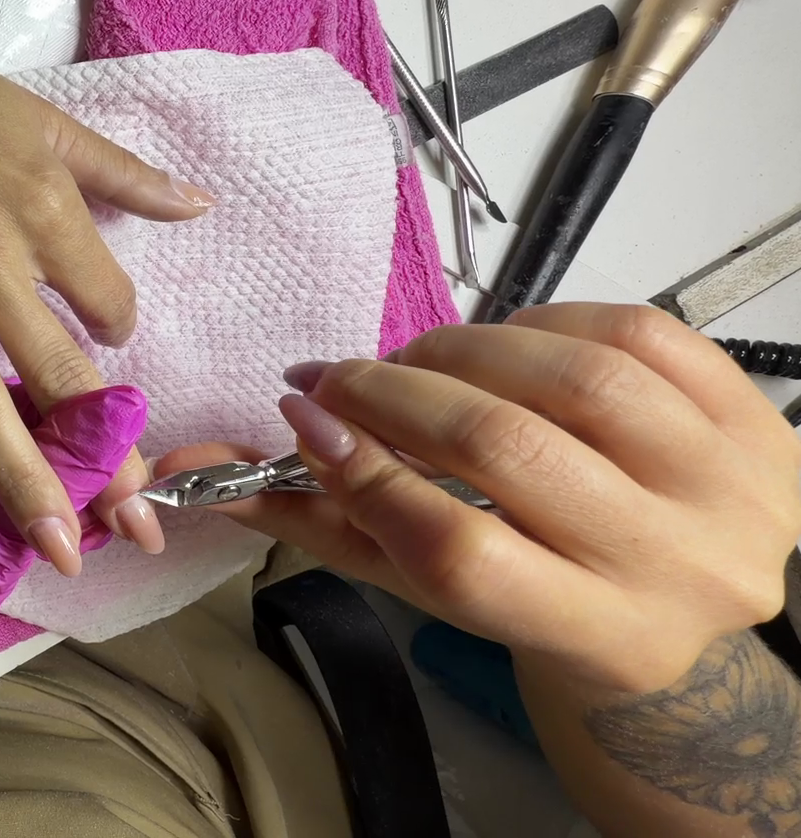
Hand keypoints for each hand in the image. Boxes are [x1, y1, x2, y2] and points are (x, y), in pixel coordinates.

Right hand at [0, 0, 208, 571]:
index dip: (116, 330)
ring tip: (56, 549)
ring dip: (18, 479)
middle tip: (141, 530)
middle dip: (106, 453)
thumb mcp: (44, 118)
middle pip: (58, 371)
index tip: (101, 335)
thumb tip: (197, 207)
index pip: (106, 304)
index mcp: (39, 208)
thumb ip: (124, 171)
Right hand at [206, 303, 800, 694]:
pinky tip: (500, 348)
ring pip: (570, 377)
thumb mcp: (402, 573)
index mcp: (579, 623)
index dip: (359, 471)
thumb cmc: (510, 589)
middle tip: (337, 382)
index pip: (453, 546)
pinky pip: (634, 332)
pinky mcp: (760, 419)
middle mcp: (676, 563)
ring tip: (417, 367)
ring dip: (458, 353)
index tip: (301, 417)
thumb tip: (199, 475)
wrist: (664, 598)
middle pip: (504, 447)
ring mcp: (736, 486)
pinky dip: (537, 322)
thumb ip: (303, 517)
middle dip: (389, 394)